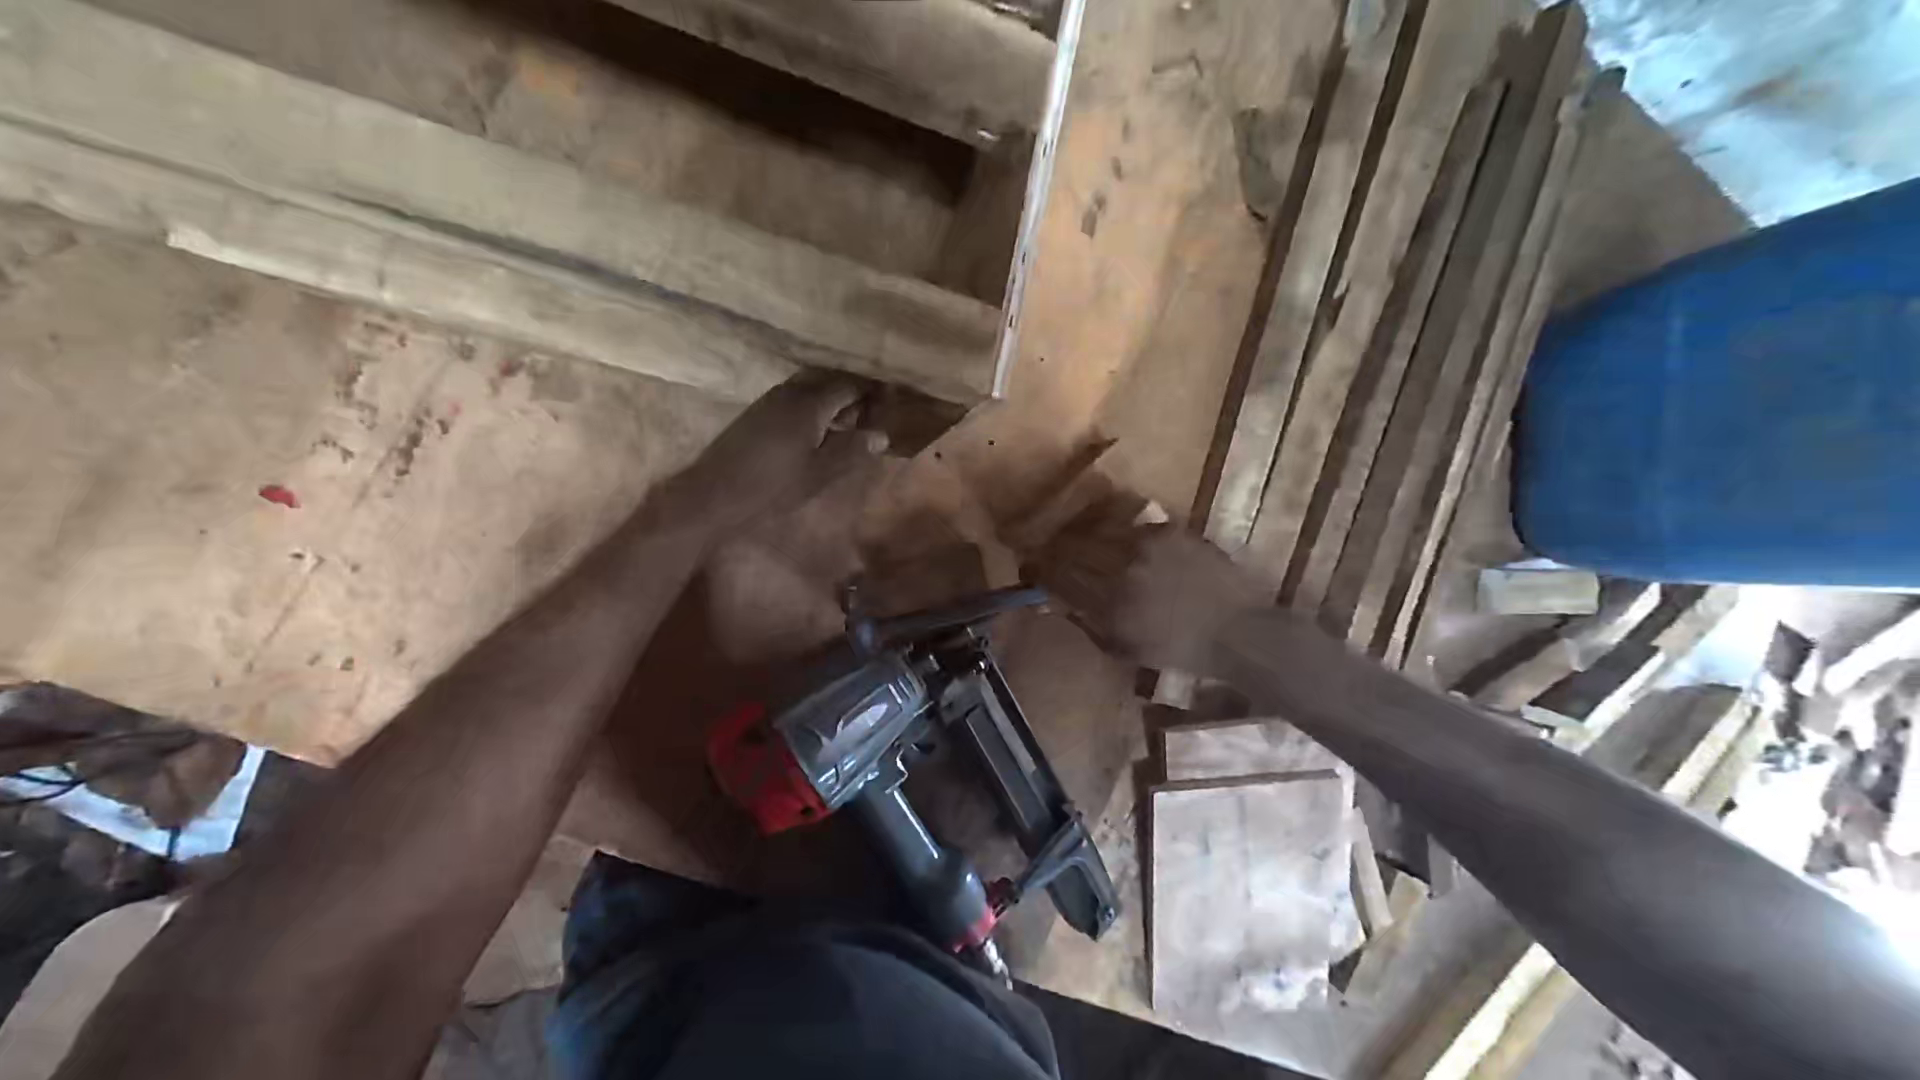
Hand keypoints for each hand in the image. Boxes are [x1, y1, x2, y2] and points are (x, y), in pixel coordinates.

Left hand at [667, 374, 888, 530]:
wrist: (715, 493)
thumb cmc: (774, 486)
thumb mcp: (820, 473)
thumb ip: (852, 450)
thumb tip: (881, 435)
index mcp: (809, 403)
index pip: (847, 386)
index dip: (869, 391)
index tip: (887, 400)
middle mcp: (789, 392)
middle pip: (825, 379)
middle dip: (848, 390)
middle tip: (868, 408)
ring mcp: (768, 400)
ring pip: (806, 386)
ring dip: (827, 396)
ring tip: (845, 419)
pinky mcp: (755, 413)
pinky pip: (791, 396)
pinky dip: (810, 403)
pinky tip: (815, 427)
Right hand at [1028, 510, 1268, 672]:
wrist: (1240, 631)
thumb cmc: (1182, 651)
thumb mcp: (1127, 650)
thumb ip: (1089, 625)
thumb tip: (1059, 602)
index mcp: (1110, 604)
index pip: (1059, 575)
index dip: (1039, 568)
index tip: (1030, 566)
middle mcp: (1123, 568)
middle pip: (1072, 547)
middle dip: (1054, 548)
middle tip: (1048, 549)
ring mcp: (1148, 545)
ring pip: (1099, 531)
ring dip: (1084, 536)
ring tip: (1079, 540)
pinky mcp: (1171, 531)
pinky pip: (1132, 526)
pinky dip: (1120, 533)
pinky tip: (1121, 539)